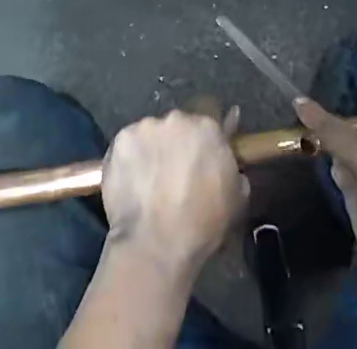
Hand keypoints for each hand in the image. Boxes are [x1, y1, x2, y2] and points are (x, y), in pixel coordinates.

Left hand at [100, 109, 248, 274]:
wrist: (155, 244)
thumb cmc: (202, 223)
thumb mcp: (236, 196)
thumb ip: (232, 165)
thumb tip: (226, 152)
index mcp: (208, 126)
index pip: (209, 112)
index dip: (204, 133)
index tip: (201, 150)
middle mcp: (177, 118)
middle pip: (178, 124)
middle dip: (177, 142)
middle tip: (174, 172)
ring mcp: (146, 127)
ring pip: (151, 133)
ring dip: (152, 149)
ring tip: (148, 181)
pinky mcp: (120, 141)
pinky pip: (128, 145)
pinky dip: (129, 159)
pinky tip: (131, 182)